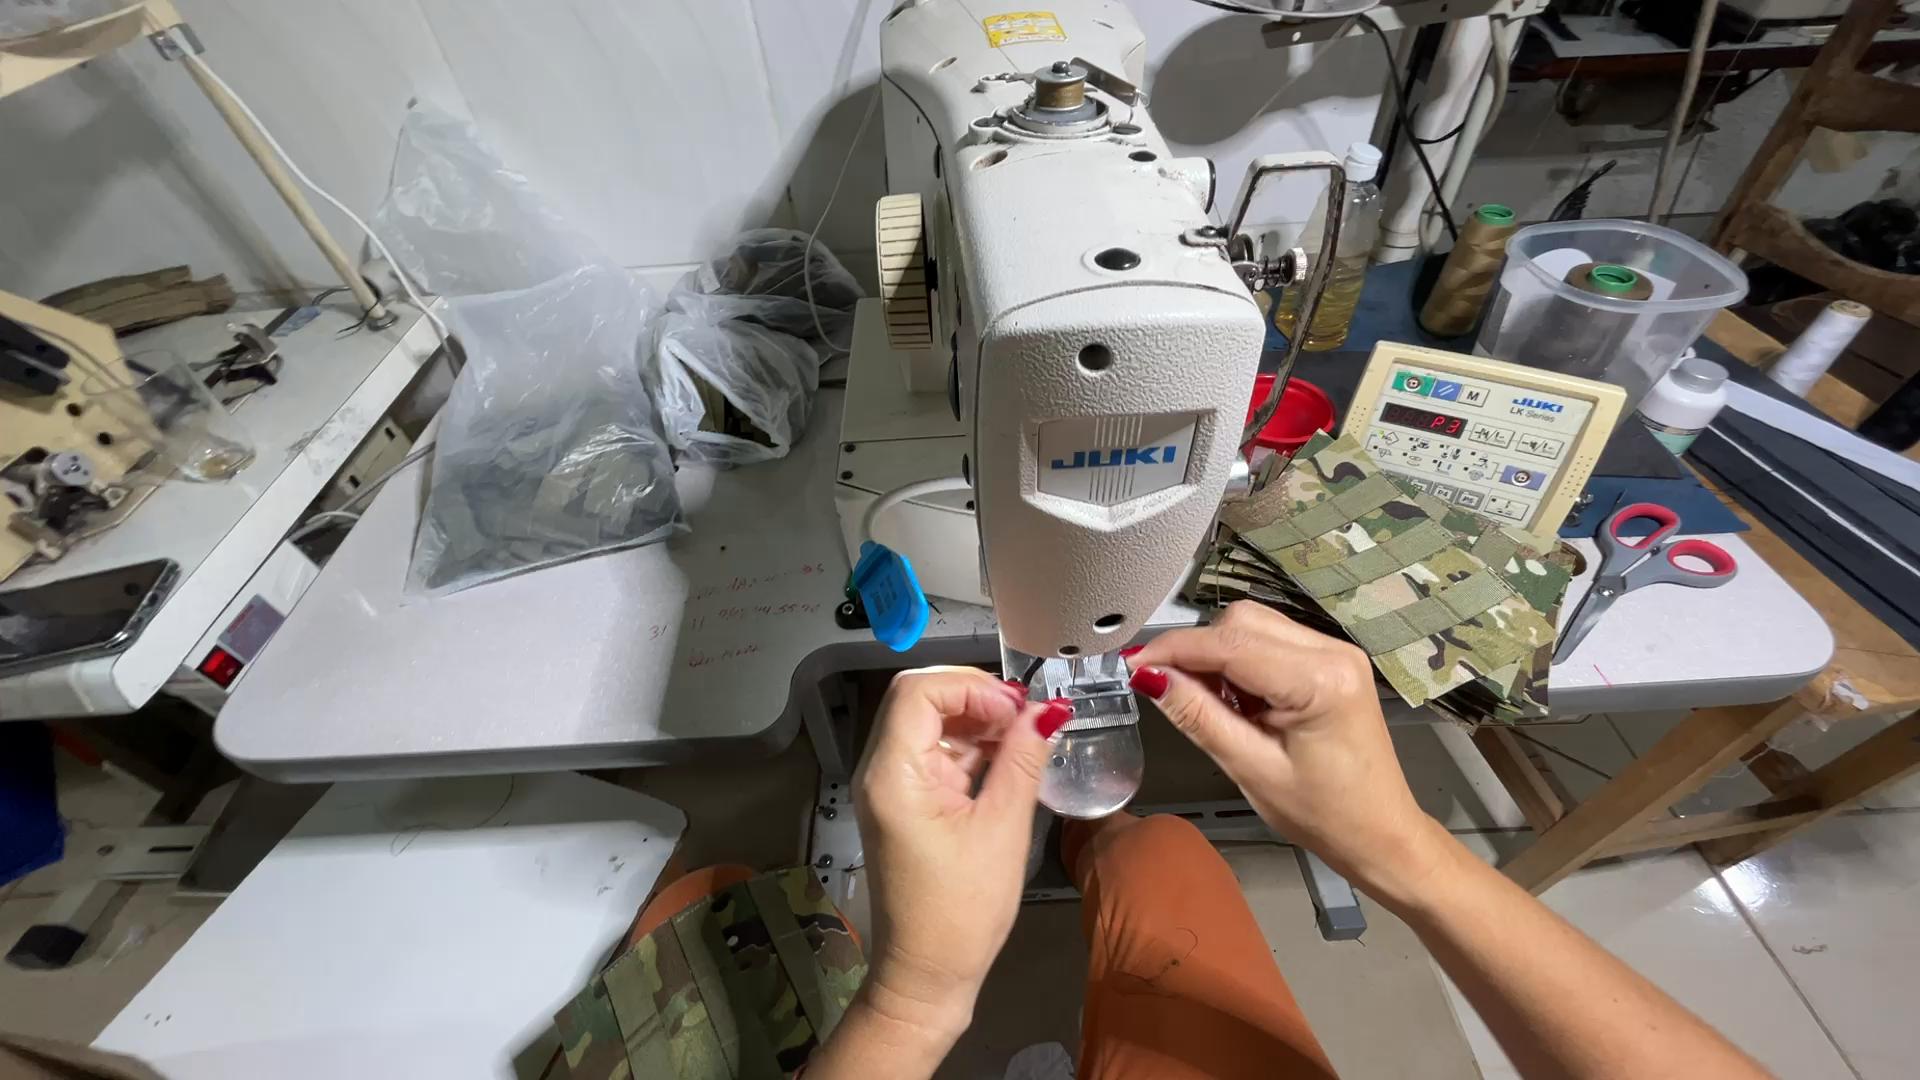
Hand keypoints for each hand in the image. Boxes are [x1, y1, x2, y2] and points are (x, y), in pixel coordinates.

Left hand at [852, 668, 1069, 1040]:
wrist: (927, 975)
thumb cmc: (963, 912)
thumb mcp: (1003, 831)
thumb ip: (1023, 760)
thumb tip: (1049, 710)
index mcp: (892, 775)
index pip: (917, 691)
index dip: (969, 687)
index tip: (1015, 709)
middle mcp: (880, 769)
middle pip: (918, 698)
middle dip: (973, 695)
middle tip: (1023, 714)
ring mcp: (890, 781)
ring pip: (928, 719)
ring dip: (975, 716)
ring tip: (1023, 732)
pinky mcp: (906, 795)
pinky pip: (934, 748)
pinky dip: (970, 741)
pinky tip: (1006, 751)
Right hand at [1124, 602, 1447, 900]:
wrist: (1380, 833)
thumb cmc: (1323, 814)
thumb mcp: (1249, 768)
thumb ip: (1197, 714)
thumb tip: (1149, 676)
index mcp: (1321, 681)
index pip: (1229, 644)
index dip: (1173, 649)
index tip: (1133, 665)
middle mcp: (1332, 651)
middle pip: (1239, 622)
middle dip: (1197, 651)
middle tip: (1174, 693)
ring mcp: (1333, 649)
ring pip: (1250, 624)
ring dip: (1216, 655)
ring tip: (1215, 704)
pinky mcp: (1327, 657)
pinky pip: (1266, 638)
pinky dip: (1237, 660)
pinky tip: (1238, 698)